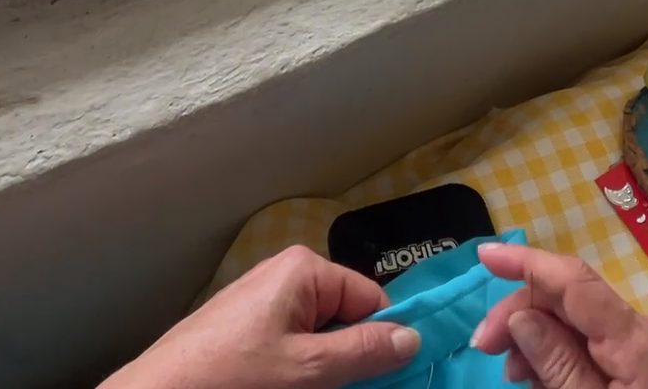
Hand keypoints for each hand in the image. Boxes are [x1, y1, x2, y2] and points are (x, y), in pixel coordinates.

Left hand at [101, 245, 420, 388]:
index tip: (398, 379)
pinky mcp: (246, 329)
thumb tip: (414, 336)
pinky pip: (293, 346)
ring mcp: (264, 302)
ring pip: (320, 338)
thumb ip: (362, 353)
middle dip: (353, 359)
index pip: (370, 298)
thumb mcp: (306, 369)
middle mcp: (287, 275)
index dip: (384, 340)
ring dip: (328, 371)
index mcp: (305, 270)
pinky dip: (301, 372)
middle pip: (345, 317)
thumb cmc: (233, 378)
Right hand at [470, 244, 647, 388]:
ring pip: (580, 322)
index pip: (575, 281)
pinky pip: (596, 346)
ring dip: (539, 338)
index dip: (526, 261)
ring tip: (515, 376)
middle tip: (485, 346)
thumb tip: (521, 314)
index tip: (483, 256)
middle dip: (523, 312)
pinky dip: (563, 356)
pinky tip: (542, 380)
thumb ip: (557, 365)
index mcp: (639, 345)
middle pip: (572, 300)